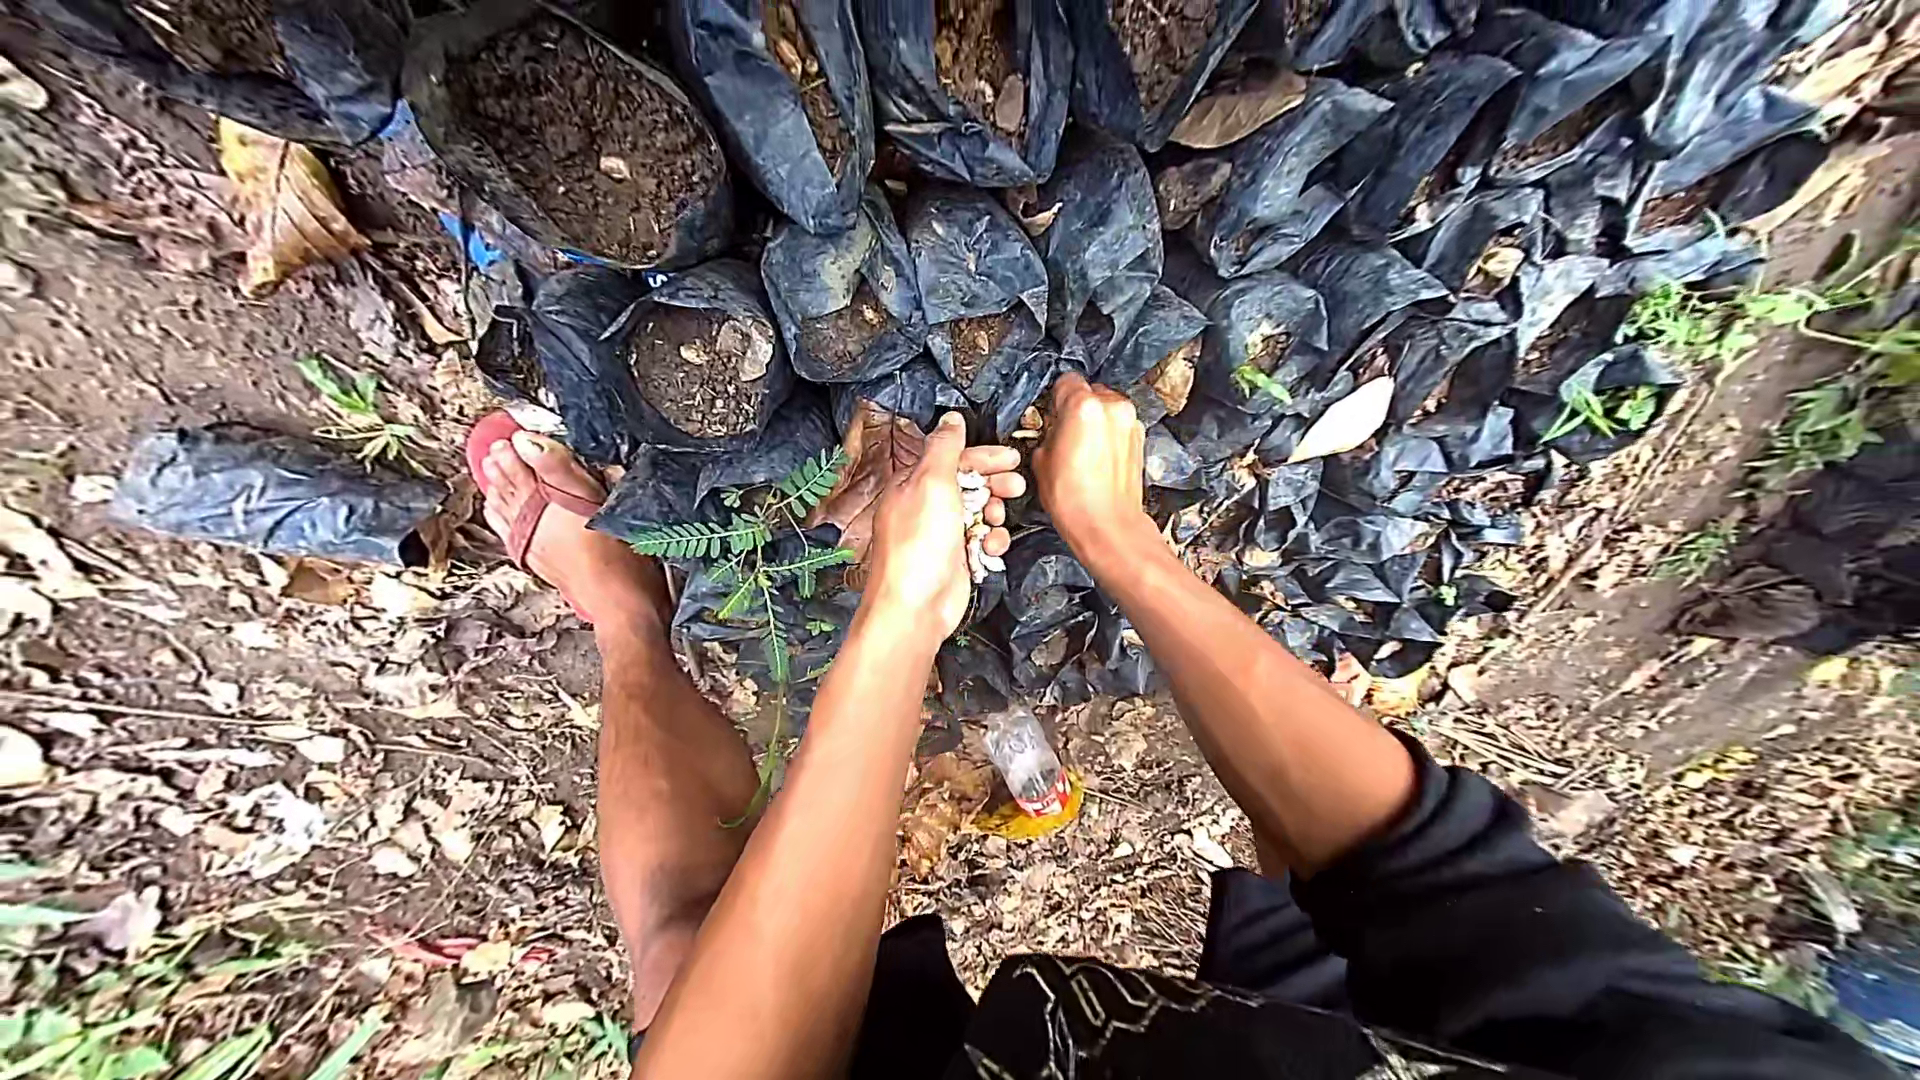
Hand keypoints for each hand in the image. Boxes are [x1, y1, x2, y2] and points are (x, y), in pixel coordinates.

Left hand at [863, 412, 1024, 642]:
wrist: (916, 605)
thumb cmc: (917, 547)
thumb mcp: (932, 483)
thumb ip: (945, 447)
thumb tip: (951, 419)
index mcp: (914, 484)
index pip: (953, 458)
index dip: (984, 457)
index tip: (1010, 459)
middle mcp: (926, 507)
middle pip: (969, 484)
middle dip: (995, 485)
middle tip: (1014, 488)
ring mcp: (941, 534)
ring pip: (980, 513)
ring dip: (994, 515)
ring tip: (996, 521)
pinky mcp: (955, 558)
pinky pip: (981, 541)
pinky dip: (990, 542)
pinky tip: (988, 547)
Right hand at [1033, 373, 1151, 564]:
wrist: (1107, 526)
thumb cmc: (1075, 500)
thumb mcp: (1041, 461)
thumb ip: (1048, 433)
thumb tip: (1052, 430)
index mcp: (1083, 407)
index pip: (1066, 381)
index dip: (1054, 398)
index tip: (1050, 411)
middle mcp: (1112, 408)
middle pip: (1089, 392)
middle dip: (1075, 409)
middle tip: (1062, 434)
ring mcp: (1130, 424)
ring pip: (1106, 408)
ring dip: (1093, 421)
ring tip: (1080, 451)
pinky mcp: (1140, 440)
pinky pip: (1118, 426)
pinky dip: (1107, 435)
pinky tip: (1095, 459)